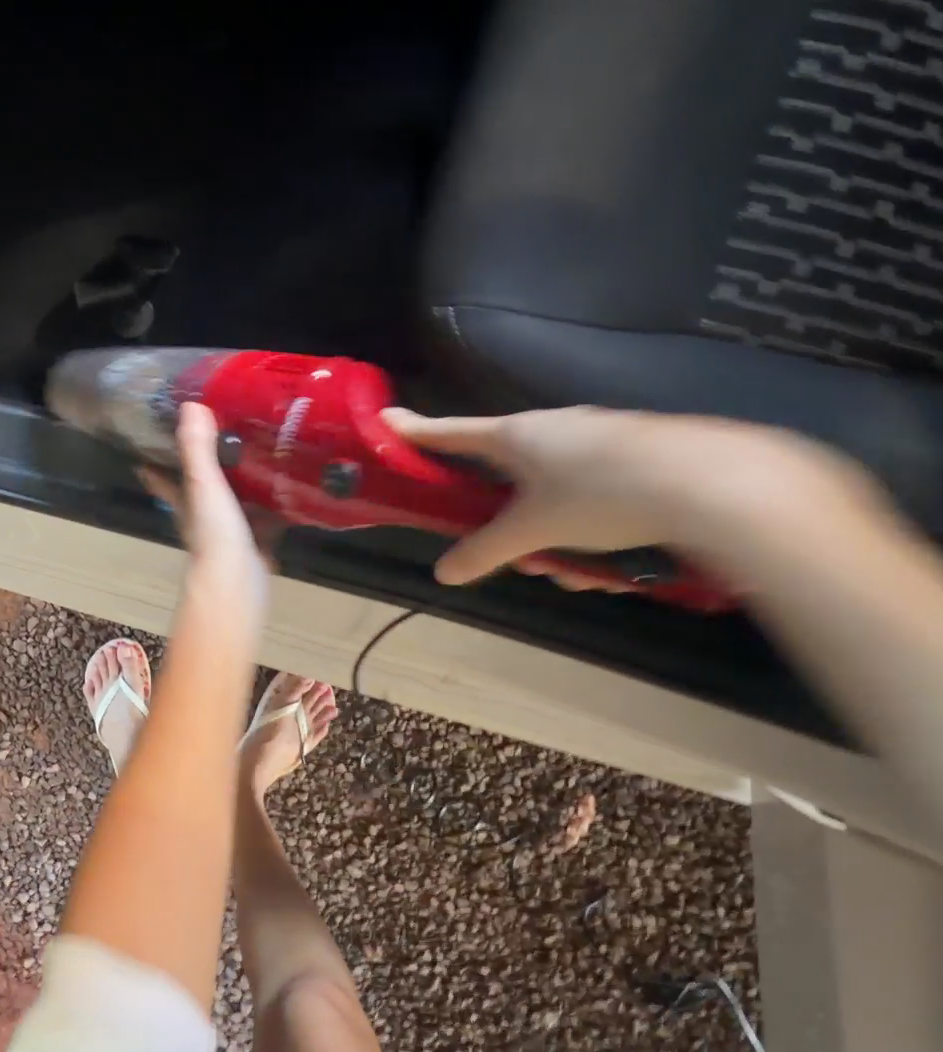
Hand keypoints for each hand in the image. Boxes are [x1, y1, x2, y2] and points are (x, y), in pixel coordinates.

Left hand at [140, 403, 279, 604]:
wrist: (236, 584)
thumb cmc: (214, 534)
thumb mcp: (204, 485)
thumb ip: (197, 449)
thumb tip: (189, 405)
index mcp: (186, 503)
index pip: (163, 479)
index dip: (156, 464)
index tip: (153, 444)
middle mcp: (203, 518)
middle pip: (202, 489)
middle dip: (210, 469)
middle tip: (226, 438)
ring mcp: (229, 535)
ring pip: (235, 504)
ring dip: (245, 485)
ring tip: (265, 456)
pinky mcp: (256, 546)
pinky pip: (266, 522)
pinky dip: (276, 509)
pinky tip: (293, 493)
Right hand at [380, 405, 879, 585]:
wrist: (722, 486)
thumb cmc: (604, 494)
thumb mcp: (534, 530)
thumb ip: (484, 551)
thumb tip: (443, 574)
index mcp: (517, 435)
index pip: (450, 433)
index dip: (415, 431)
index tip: (386, 421)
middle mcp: (554, 431)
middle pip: (506, 480)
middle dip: (510, 527)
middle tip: (525, 558)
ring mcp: (601, 444)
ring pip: (554, 500)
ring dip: (559, 543)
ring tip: (583, 575)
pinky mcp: (641, 462)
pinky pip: (596, 501)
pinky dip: (596, 537)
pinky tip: (618, 569)